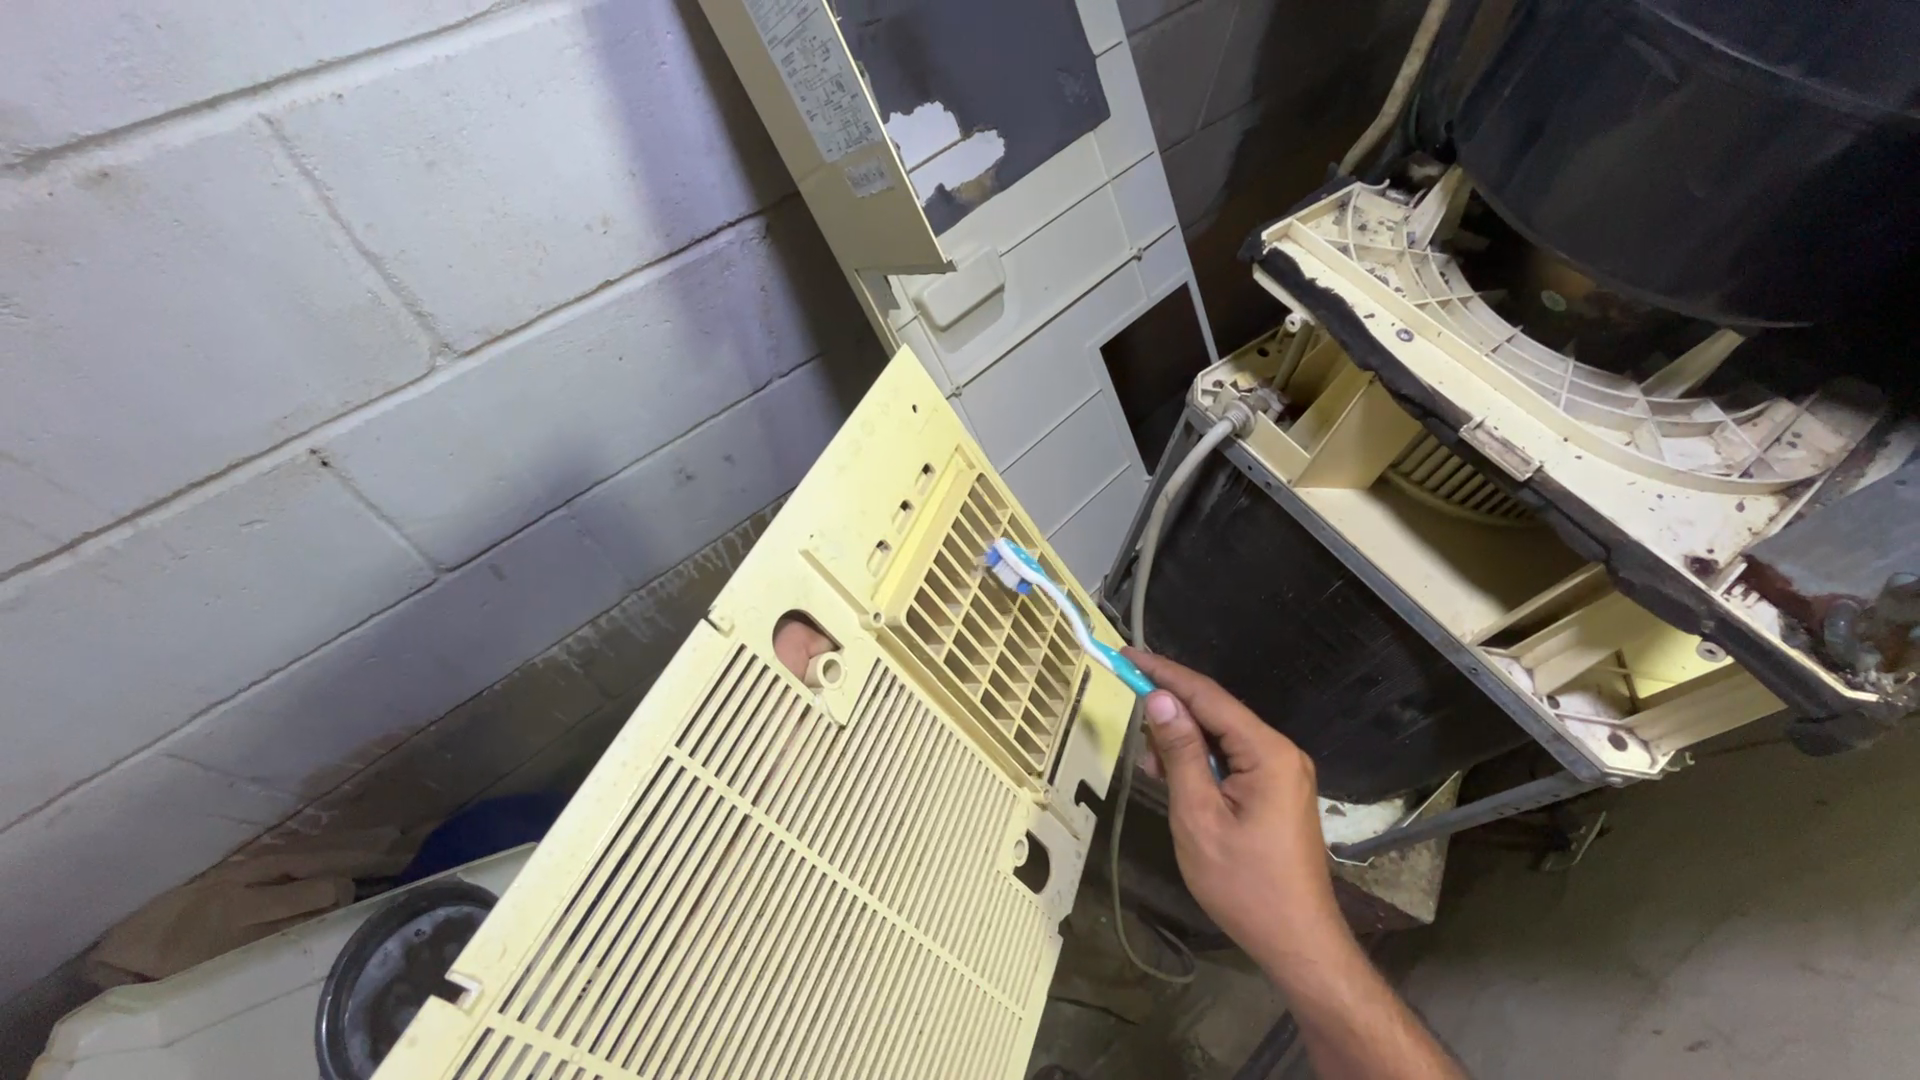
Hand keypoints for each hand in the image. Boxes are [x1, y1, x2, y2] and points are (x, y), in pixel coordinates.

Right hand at [1123, 648, 1341, 968]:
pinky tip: (1175, 779)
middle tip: (1130, 719)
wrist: (1298, 942)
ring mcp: (1282, 772)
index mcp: (1267, 752)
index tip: (1126, 655)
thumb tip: (1159, 698)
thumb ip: (1180, 753)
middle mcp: (1280, 751)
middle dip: (1171, 711)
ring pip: (1222, 737)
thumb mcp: (1199, 816)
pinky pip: (1233, 760)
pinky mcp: (1277, 791)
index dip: (1164, 672)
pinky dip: (1200, 763)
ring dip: (1183, 742)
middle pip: (1216, 713)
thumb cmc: (1243, 883)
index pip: (1207, 696)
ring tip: (1150, 765)